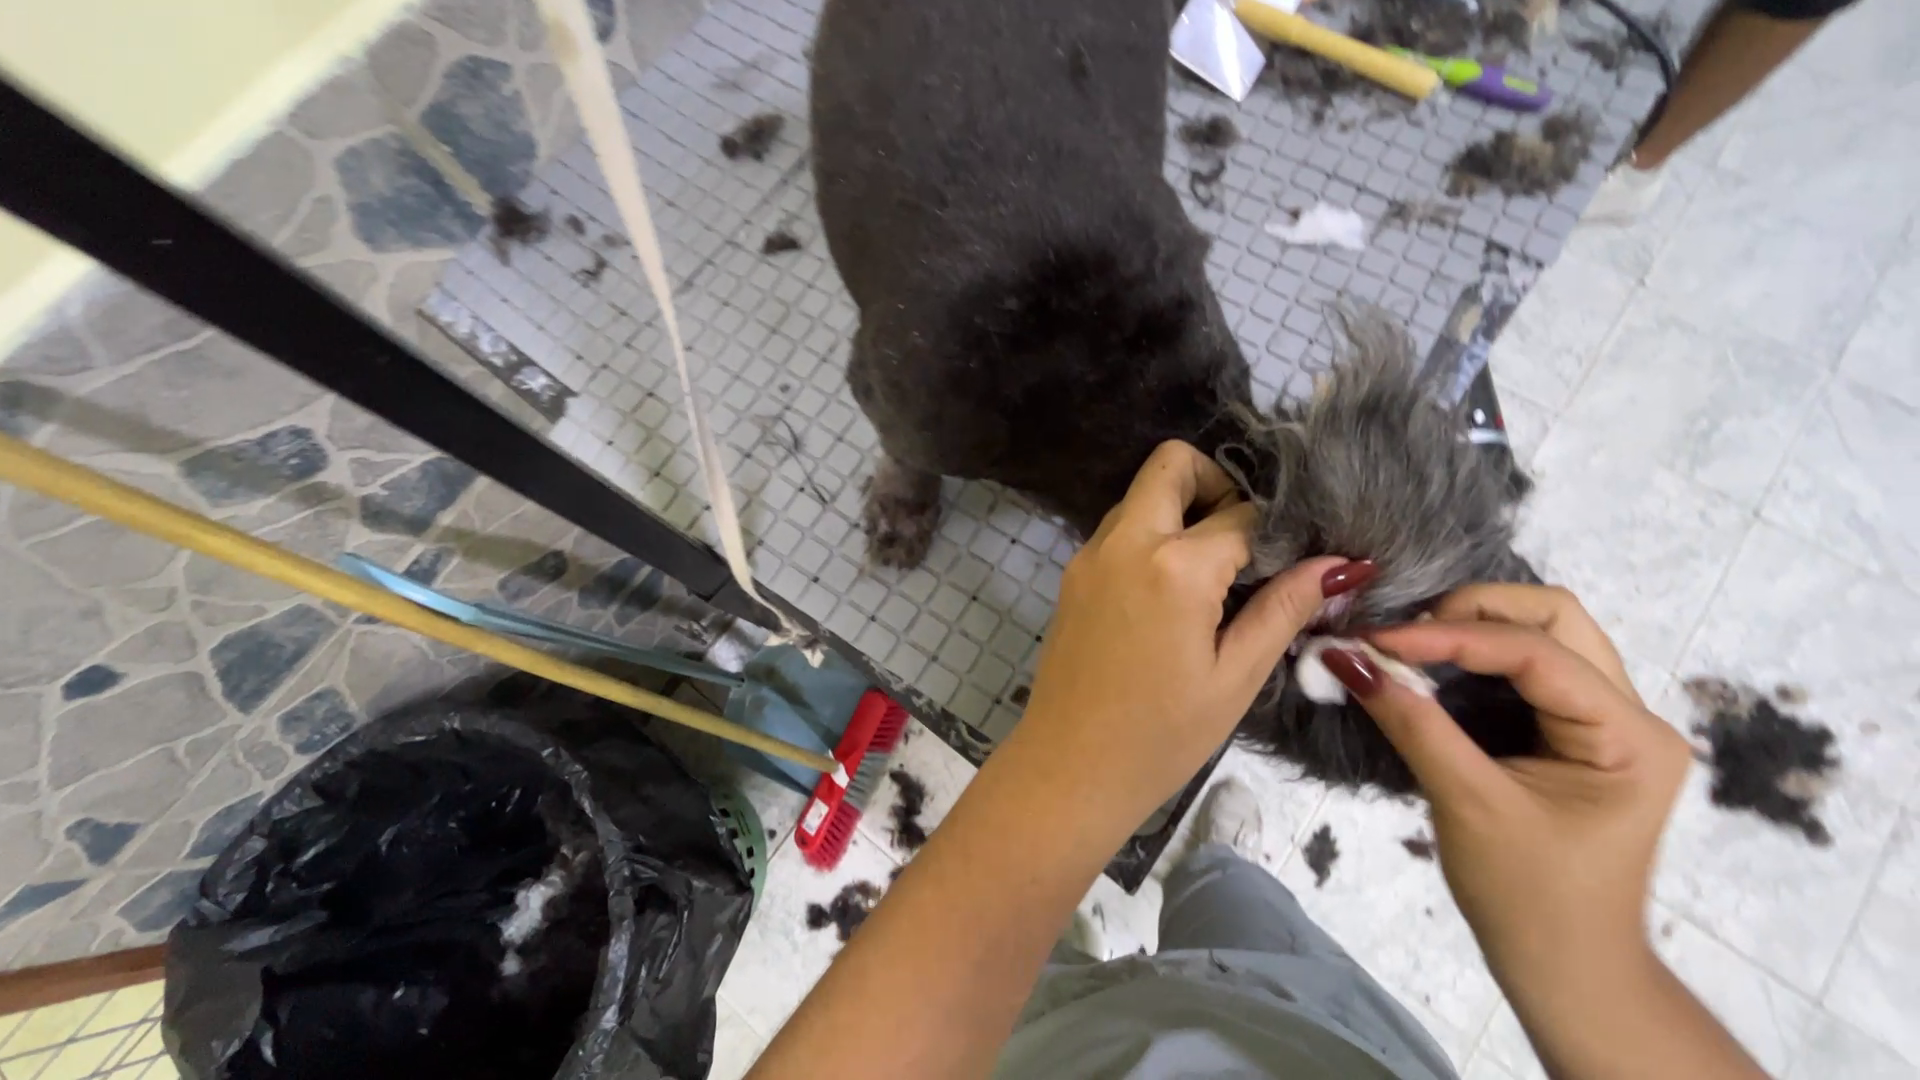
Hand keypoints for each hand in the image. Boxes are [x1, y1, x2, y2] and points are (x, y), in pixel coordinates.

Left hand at [1016, 441, 1369, 825]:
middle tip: (1243, 543)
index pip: (1243, 516)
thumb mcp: (1235, 677)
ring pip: (1141, 495)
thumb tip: (1340, 564)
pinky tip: (1172, 594)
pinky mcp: (1072, 575)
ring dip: (1180, 510)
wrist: (1067, 769)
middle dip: (1216, 484)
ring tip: (1212, 574)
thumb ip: (1284, 609)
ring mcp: (1089, 555)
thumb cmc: (1160, 736)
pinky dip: (1151, 537)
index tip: (1296, 563)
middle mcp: (1124, 542)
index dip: (1279, 534)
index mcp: (1174, 566)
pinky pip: (1118, 530)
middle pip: (1173, 464)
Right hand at [1322, 585, 1690, 992]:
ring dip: (1474, 627)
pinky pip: (1530, 668)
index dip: (1448, 635)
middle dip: (1473, 611)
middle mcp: (1632, 715)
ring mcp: (1609, 722)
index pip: (1535, 651)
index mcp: (1627, 736)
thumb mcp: (1465, 802)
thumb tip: (1343, 657)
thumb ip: (1411, 722)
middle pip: (1556, 618)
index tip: (1374, 639)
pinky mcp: (1578, 733)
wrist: (1566, 966)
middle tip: (1403, 633)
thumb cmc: (1527, 896)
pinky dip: (1478, 655)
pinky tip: (1432, 665)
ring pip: (1546, 635)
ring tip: (1409, 644)